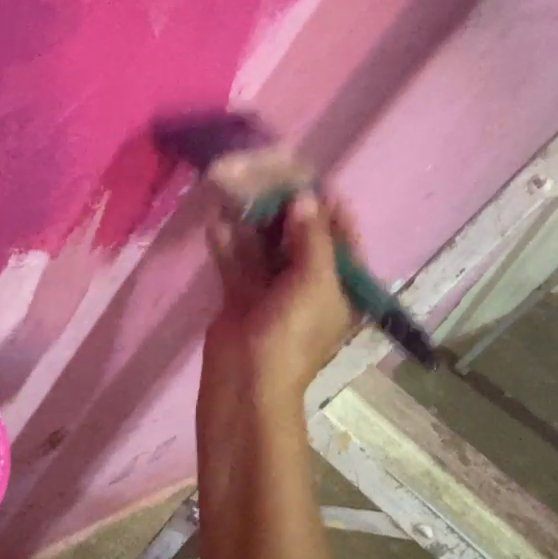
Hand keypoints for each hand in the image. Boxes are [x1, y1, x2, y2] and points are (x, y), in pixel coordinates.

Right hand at [204, 194, 360, 402]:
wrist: (246, 380)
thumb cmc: (292, 333)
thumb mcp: (315, 283)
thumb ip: (311, 238)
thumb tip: (306, 197)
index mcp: (339, 287)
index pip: (341, 240)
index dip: (329, 210)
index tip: (312, 178)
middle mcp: (308, 286)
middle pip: (299, 239)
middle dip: (285, 211)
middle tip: (268, 178)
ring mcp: (271, 292)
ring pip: (264, 249)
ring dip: (252, 223)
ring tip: (239, 190)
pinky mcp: (240, 297)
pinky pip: (235, 263)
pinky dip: (227, 244)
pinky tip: (216, 221)